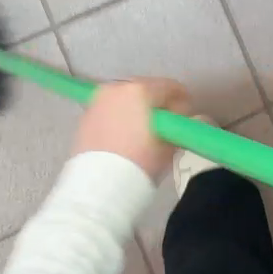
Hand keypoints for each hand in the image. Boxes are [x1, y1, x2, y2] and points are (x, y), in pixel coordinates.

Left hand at [73, 78, 188, 180]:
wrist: (99, 186)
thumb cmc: (140, 162)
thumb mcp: (169, 144)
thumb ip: (179, 124)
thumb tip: (183, 116)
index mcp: (142, 90)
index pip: (170, 87)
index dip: (182, 100)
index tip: (186, 115)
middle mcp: (118, 87)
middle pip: (146, 89)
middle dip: (156, 103)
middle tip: (164, 123)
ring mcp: (99, 100)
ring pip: (125, 99)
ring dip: (136, 108)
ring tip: (141, 130)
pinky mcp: (86, 115)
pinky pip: (110, 110)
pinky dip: (119, 117)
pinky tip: (123, 135)